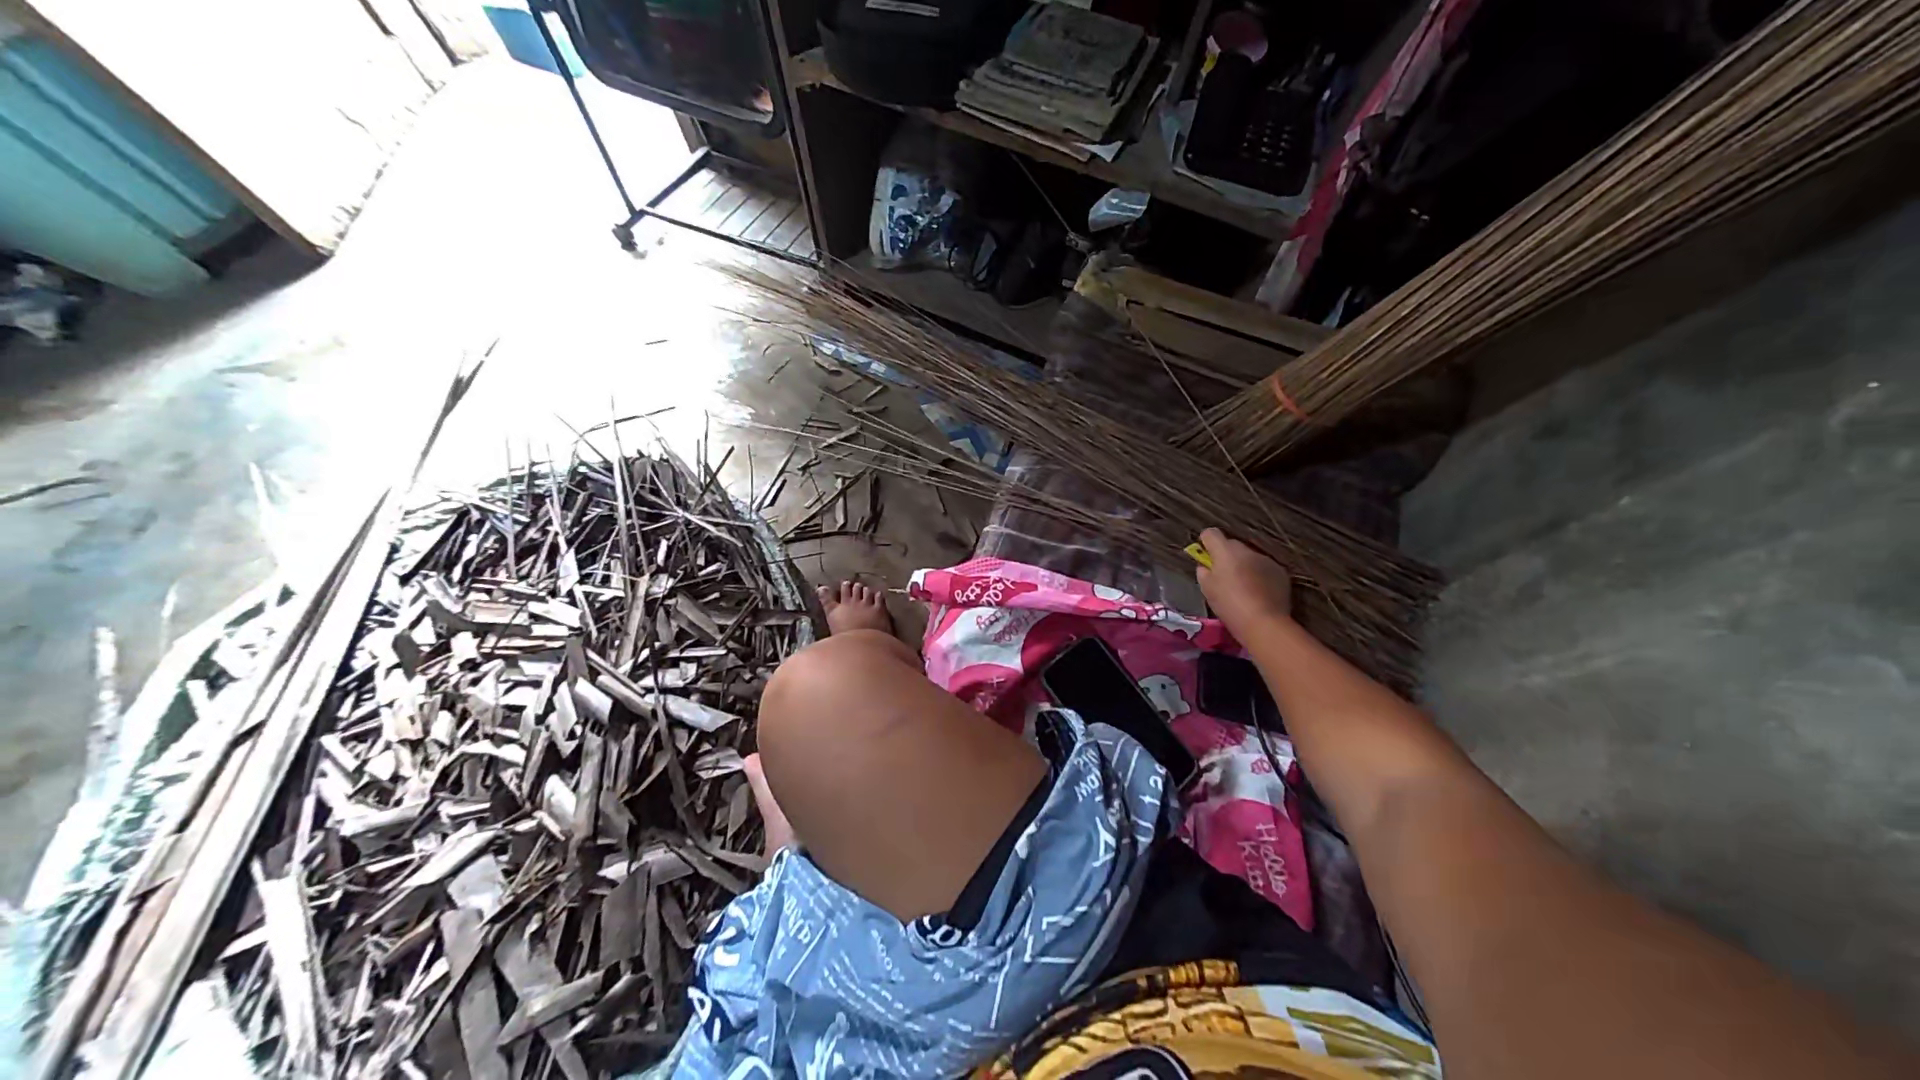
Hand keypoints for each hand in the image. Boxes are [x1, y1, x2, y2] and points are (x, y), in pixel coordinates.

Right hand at [1194, 527, 1293, 629]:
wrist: (1264, 622)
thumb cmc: (1229, 605)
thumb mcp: (1207, 589)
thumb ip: (1203, 572)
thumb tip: (1205, 566)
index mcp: (1226, 551)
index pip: (1211, 534)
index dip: (1206, 543)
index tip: (1205, 556)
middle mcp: (1247, 550)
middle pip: (1231, 545)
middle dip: (1225, 556)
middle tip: (1222, 576)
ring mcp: (1266, 560)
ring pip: (1249, 557)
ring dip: (1243, 566)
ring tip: (1242, 587)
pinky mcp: (1280, 572)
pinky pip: (1264, 568)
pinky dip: (1259, 575)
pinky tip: (1258, 593)